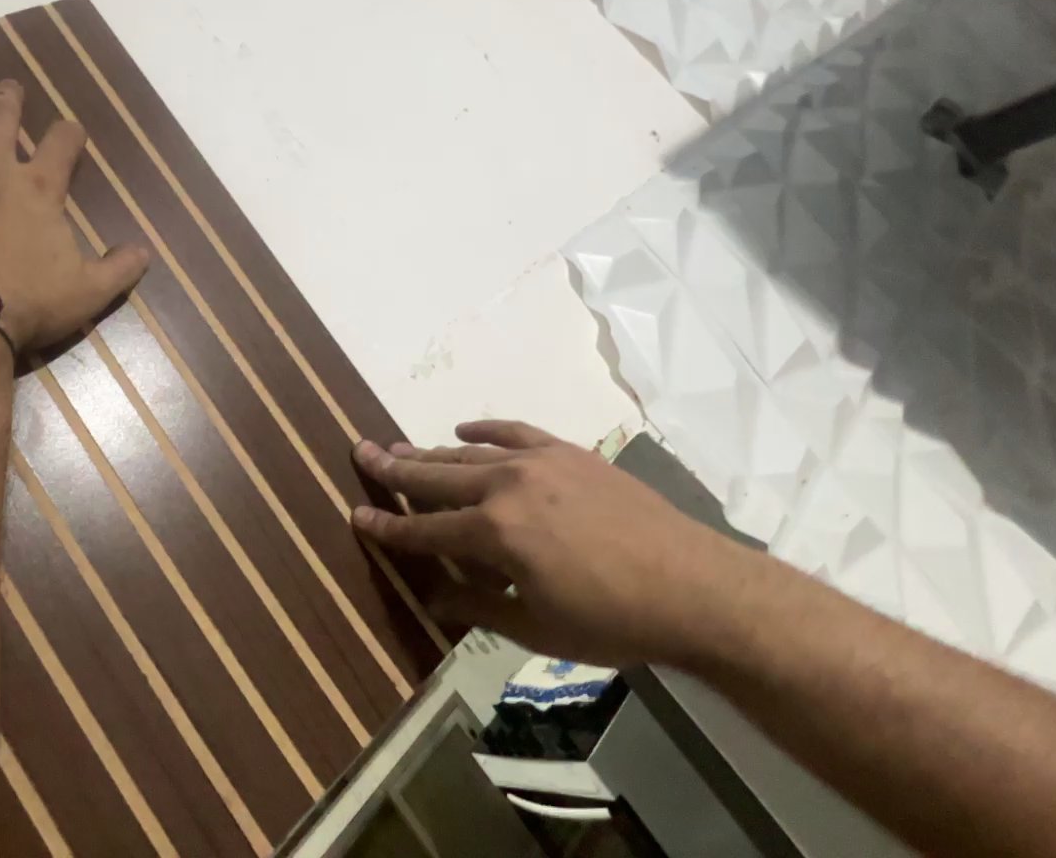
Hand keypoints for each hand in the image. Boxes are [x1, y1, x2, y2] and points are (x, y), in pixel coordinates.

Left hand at [0, 73, 149, 351]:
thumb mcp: (88, 293)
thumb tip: (146, 251)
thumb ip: (120, 269)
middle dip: (8, 100)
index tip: (72, 130)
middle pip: (1, 120)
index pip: (62, 145)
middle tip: (8, 85)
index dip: (70, 133)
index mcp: (38, 189)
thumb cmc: (26, 306)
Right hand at [351, 420, 764, 667]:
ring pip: (468, 453)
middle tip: (361, 451)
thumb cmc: (612, 621)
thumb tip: (429, 597)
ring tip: (398, 446)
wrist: (698, 589)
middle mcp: (506, 487)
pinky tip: (463, 427)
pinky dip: (484, 428)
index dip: (388, 526)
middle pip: (436, 477)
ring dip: (430, 451)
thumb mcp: (536, 628)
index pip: (424, 530)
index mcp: (494, 534)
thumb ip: (476, 607)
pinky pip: (515, 432)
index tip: (357, 515)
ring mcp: (539, 463)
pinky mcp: (568, 453)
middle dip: (394, 468)